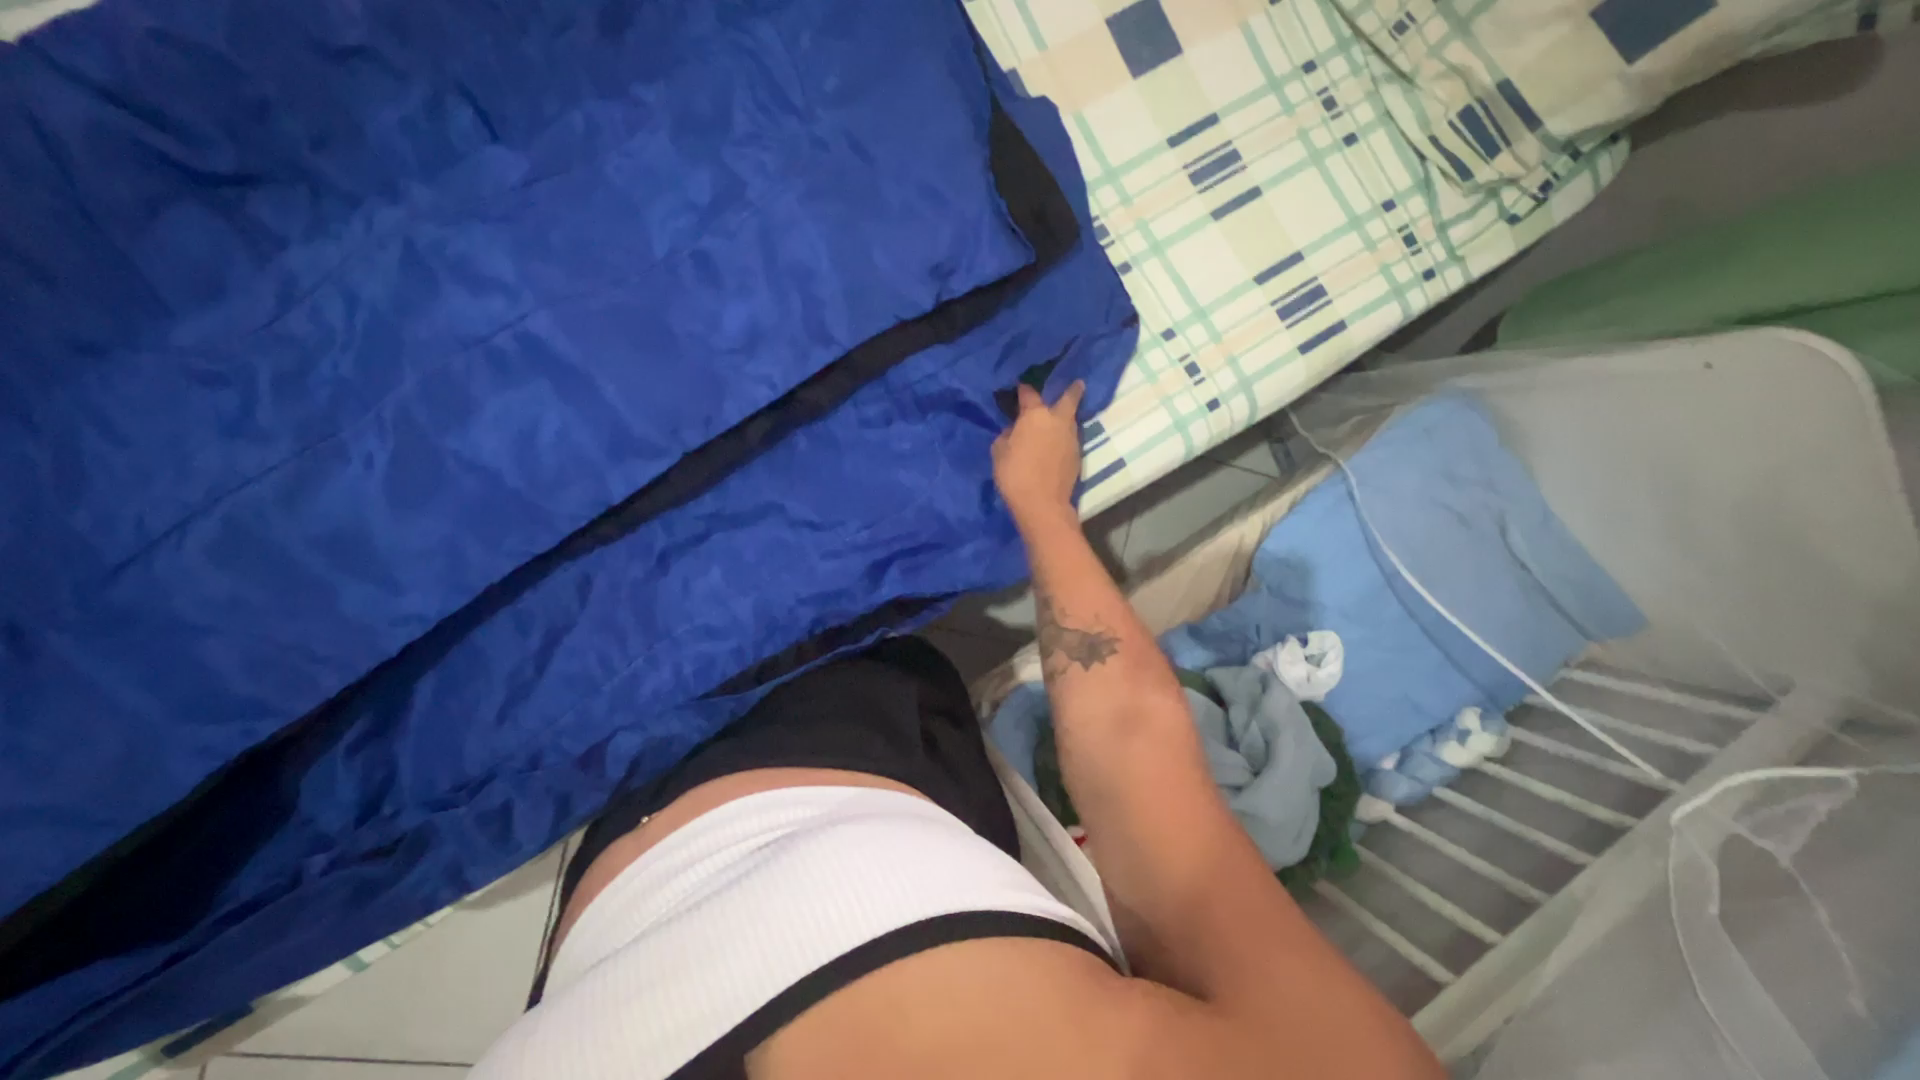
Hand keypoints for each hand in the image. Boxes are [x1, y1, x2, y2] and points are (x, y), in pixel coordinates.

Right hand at [992, 380, 1085, 528]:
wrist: (1043, 503)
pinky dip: (1064, 436)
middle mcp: (1058, 420)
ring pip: (1071, 419)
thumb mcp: (999, 451)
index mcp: (1035, 414)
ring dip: (1066, 416)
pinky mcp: (1077, 455)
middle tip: (1077, 383)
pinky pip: (1070, 438)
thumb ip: (1007, 434)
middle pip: (1069, 398)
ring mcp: (1071, 437)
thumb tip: (1015, 430)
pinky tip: (1056, 441)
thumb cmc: (1015, 474)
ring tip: (1058, 418)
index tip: (1019, 389)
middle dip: (1072, 389)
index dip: (1022, 390)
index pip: (1029, 393)